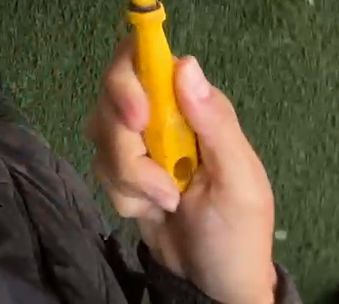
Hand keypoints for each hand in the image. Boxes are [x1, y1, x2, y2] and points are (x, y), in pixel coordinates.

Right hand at [87, 40, 276, 303]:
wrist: (210, 284)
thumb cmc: (238, 231)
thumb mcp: (239, 181)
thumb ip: (215, 122)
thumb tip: (186, 62)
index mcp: (189, 100)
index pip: (143, 57)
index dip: (128, 77)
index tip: (137, 117)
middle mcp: (158, 109)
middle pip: (113, 94)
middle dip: (126, 143)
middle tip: (160, 182)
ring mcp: (134, 136)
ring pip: (101, 131)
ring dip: (130, 176)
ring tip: (168, 201)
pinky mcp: (118, 164)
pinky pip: (99, 164)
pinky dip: (124, 193)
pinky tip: (151, 208)